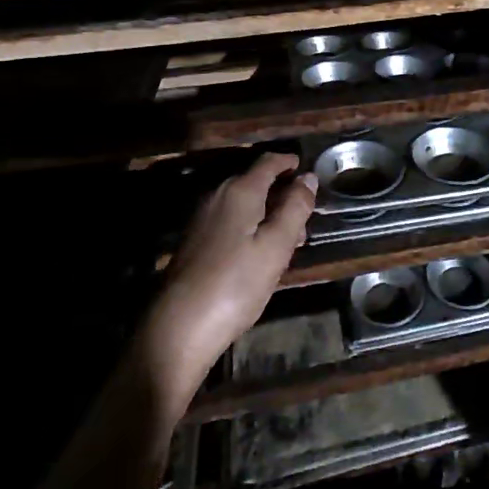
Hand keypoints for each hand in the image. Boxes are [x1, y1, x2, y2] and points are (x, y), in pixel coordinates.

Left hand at [136, 153, 316, 403]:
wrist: (179, 326)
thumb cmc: (235, 284)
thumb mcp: (276, 246)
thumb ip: (294, 208)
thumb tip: (307, 176)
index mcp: (239, 191)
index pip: (268, 162)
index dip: (290, 163)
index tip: (309, 171)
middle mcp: (217, 196)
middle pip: (255, 182)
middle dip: (282, 193)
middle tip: (306, 216)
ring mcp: (202, 219)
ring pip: (243, 204)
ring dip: (268, 213)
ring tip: (290, 241)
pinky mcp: (195, 242)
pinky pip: (231, 221)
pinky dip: (251, 227)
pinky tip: (261, 254)